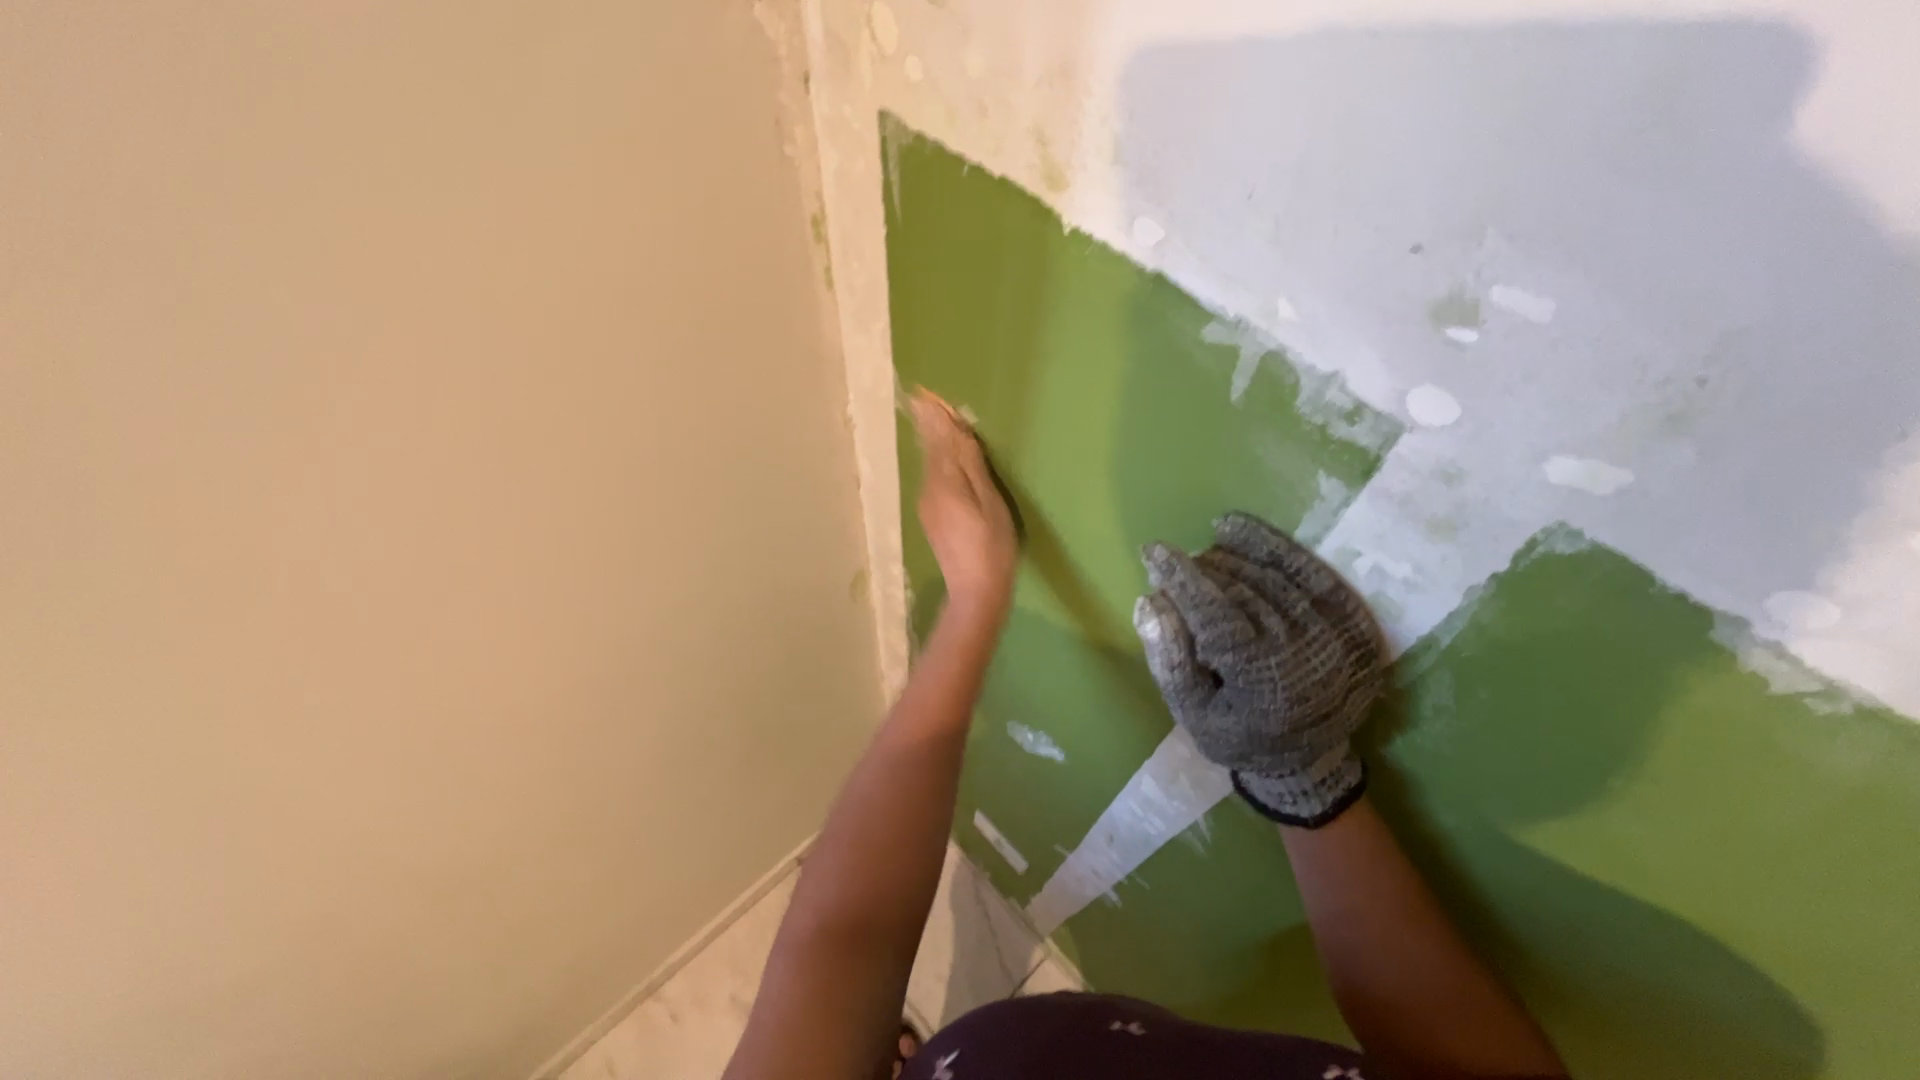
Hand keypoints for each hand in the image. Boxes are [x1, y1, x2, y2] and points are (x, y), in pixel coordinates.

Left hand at [909, 389, 1017, 618]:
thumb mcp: (989, 502)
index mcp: (944, 482)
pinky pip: (935, 479)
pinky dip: (940, 462)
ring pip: (931, 465)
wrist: (975, 592)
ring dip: (935, 442)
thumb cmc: (991, 546)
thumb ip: (972, 465)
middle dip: (931, 425)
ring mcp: (929, 506)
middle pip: (930, 450)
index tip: (924, 393)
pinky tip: (948, 458)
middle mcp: (929, 490)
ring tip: (937, 419)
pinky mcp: (934, 519)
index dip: (934, 417)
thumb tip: (958, 431)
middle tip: (925, 397)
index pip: (937, 440)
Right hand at [1132, 512, 1385, 827]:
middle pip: (1242, 588)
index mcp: (1263, 680)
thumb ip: (1168, 659)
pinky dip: (1271, 545)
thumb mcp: (1192, 712)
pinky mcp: (1352, 619)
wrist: (1309, 758)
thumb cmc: (1240, 736)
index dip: (1181, 578)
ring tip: (1200, 558)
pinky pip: (1308, 568)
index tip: (1153, 551)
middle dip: (1200, 569)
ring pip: (1270, 573)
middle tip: (1172, 565)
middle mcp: (1305, 649)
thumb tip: (1149, 599)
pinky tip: (1237, 530)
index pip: (1214, 612)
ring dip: (1228, 558)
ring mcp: (1335, 631)